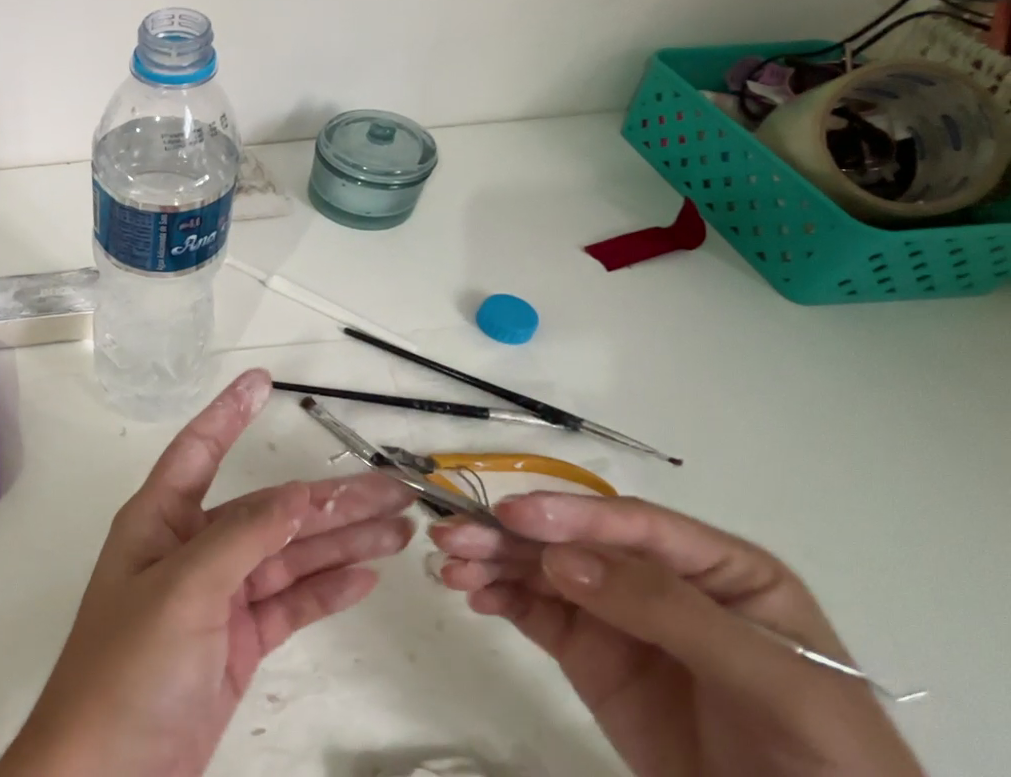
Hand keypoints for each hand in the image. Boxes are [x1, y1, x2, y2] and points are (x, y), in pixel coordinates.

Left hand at [0, 369, 415, 776]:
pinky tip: (365, 576)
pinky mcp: (237, 642)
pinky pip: (288, 604)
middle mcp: (190, 549)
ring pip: (287, 557)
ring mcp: (217, 598)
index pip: (198, 451)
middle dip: (327, 498)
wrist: (110, 768)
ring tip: (400, 527)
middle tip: (393, 486)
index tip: (261, 380)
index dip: (228, 413)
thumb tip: (300, 493)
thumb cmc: (129, 665)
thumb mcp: (183, 589)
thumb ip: (242, 539)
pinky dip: (325, 591)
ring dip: (340, 543)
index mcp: (160, 520)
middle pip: (267, 510)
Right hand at [429, 493, 923, 776]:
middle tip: (451, 535)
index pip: (635, 527)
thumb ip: (670, 612)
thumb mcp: (768, 679)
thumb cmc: (820, 753)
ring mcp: (620, 621)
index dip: (571, 515)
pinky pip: (535, 615)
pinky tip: (470, 594)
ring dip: (492, 562)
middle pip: (574, 544)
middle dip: (511, 536)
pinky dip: (497, 598)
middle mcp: (660, 583)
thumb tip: (563, 561)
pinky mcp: (590, 658)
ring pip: (543, 574)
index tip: (510, 514)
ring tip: (447, 566)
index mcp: (719, 570)